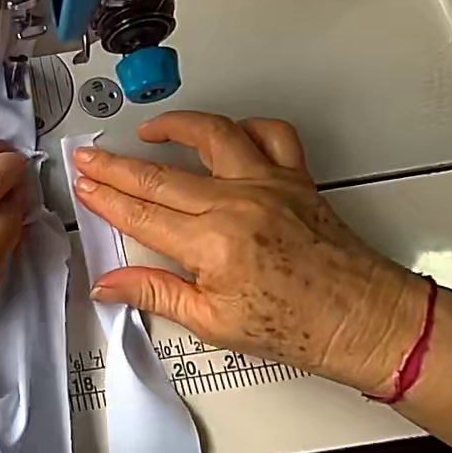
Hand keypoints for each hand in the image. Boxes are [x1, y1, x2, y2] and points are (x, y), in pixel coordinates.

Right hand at [72, 111, 426, 391]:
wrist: (369, 322)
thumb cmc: (299, 326)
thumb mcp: (211, 321)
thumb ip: (153, 292)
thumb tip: (107, 285)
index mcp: (213, 244)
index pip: (140, 213)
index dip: (104, 198)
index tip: (82, 186)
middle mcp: (238, 205)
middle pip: (158, 175)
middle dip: (114, 165)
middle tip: (89, 157)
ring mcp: (269, 185)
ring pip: (212, 136)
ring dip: (174, 126)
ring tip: (149, 128)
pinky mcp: (296, 179)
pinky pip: (271, 134)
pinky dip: (244, 126)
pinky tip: (225, 133)